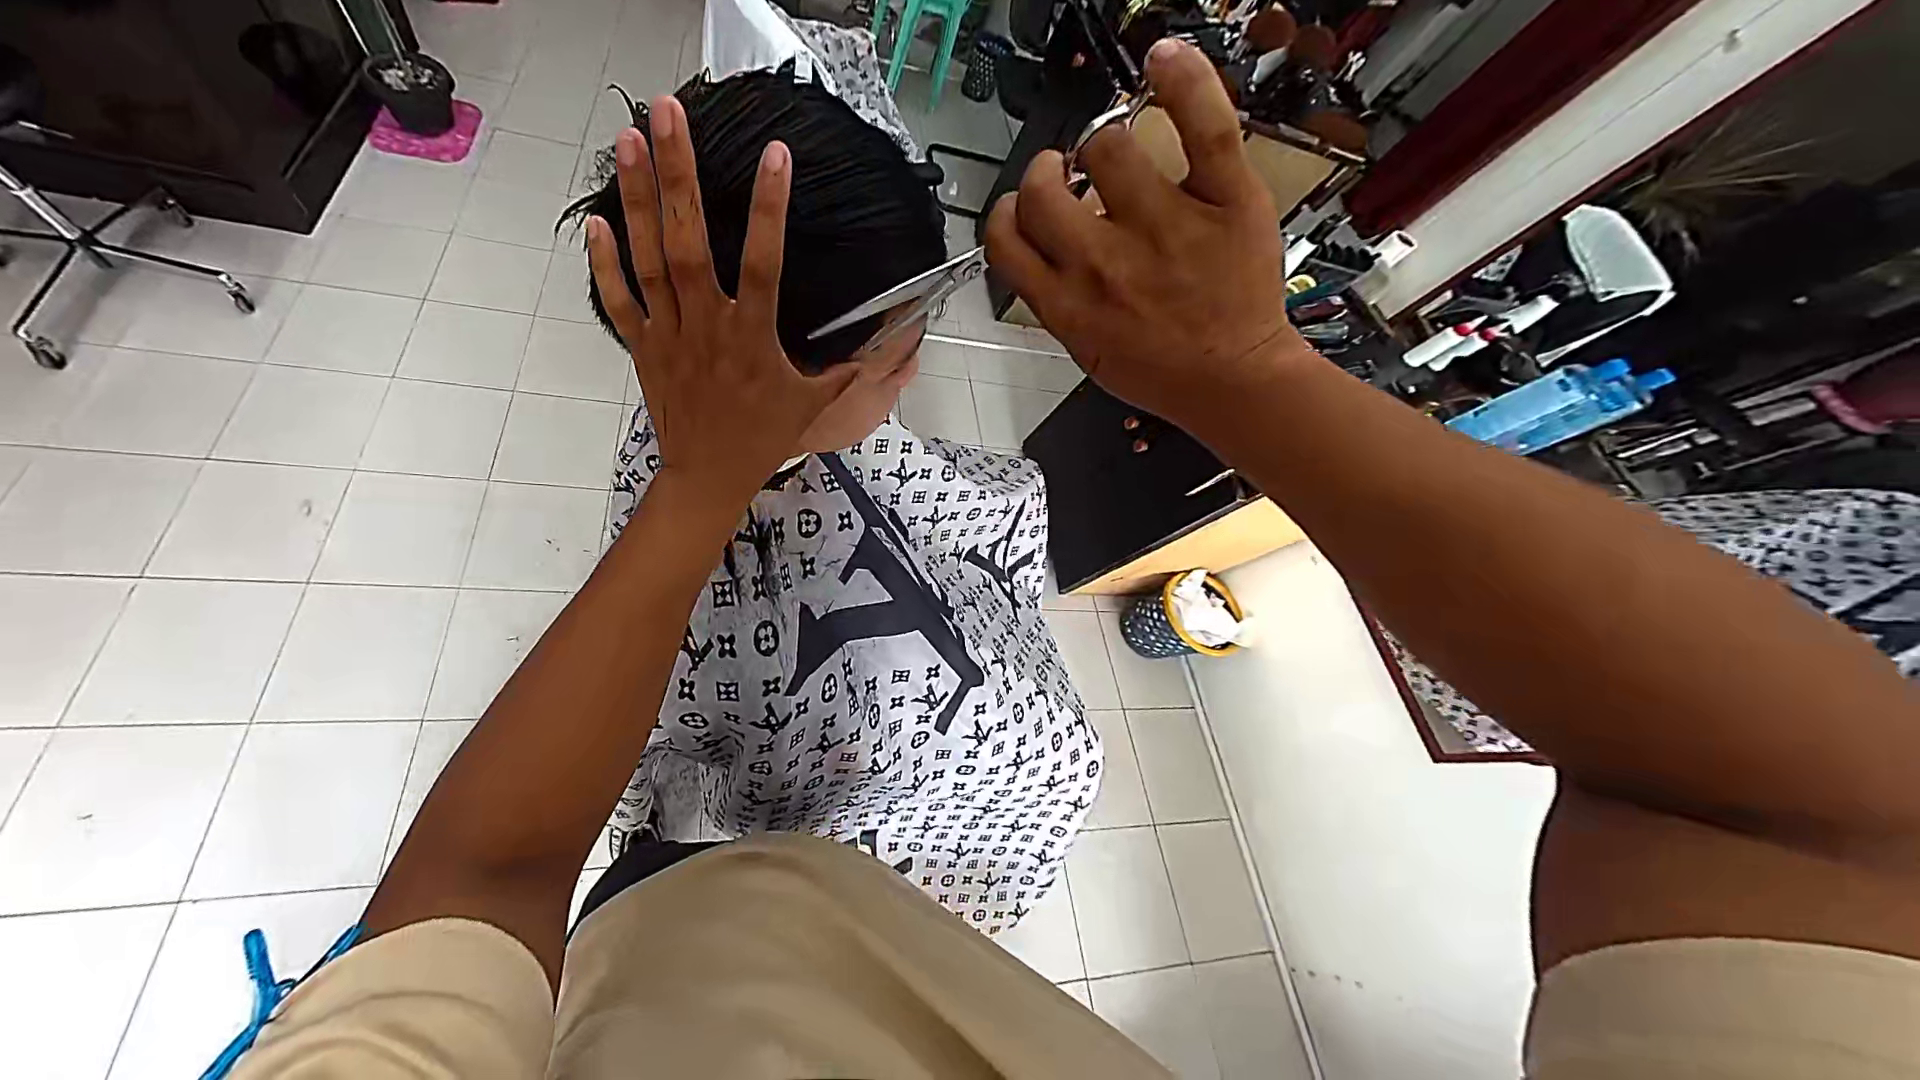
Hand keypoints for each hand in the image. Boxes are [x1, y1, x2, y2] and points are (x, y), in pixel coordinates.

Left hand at [585, 99, 858, 508]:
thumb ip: (846, 374)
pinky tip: (596, 221)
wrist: (709, 474)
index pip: (765, 262)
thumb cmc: (763, 439)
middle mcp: (708, 325)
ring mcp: (670, 333)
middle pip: (690, 241)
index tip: (774, 155)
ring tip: (626, 140)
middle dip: (679, 173)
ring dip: (637, 198)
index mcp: (753, 336)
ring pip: (649, 258)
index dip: (771, 207)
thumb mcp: (812, 405)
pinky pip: (621, 301)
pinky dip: (605, 263)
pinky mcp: (644, 347)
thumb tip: (883, 352)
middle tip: (668, 112)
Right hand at [985, 38, 1312, 429]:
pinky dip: (1183, 80)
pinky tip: (1164, 63)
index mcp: (1068, 304)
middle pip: (1041, 188)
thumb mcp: (1085, 353)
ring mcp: (1162, 228)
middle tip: (1065, 173)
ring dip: (1104, 148)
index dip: (1004, 214)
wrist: (1233, 383)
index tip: (1020, 209)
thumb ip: (1055, 300)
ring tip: (1122, 161)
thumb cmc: (1162, 373)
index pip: (1004, 239)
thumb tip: (1042, 251)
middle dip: (1046, 172)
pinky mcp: (1220, 202)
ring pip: (1106, 147)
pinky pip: (1200, 122)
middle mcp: (1104, 264)